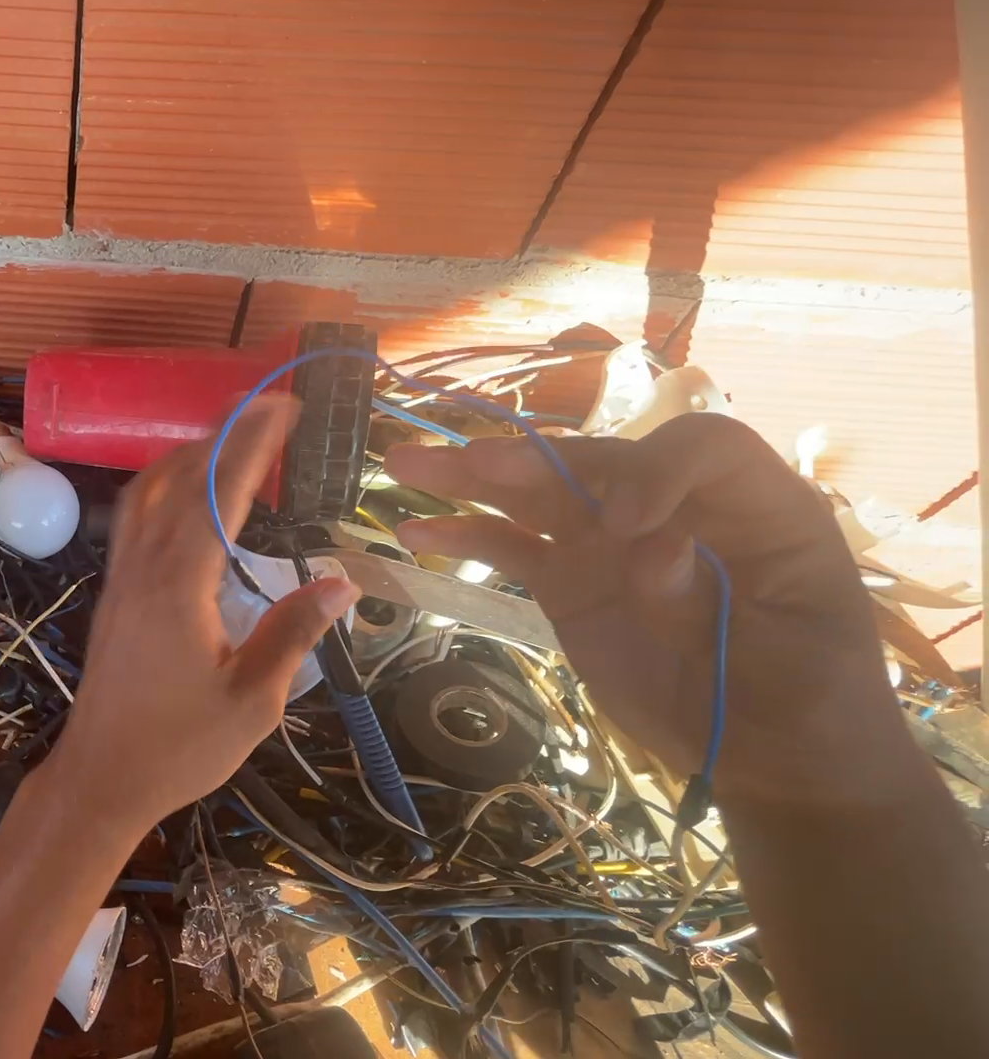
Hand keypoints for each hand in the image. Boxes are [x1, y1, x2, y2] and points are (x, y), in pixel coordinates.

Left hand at [47, 396, 359, 832]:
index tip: (281, 404)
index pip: (216, 495)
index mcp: (179, 588)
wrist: (101, 776)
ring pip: (146, 494)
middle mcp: (143, 569)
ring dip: (186, 456)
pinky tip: (186, 496)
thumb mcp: (253, 702)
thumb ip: (293, 634)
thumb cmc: (179, 749)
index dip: (250, 444)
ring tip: (230, 440)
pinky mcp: (114, 593)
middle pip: (177, 480)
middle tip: (265, 407)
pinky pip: (134, 520)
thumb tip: (343, 583)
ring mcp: (121, 578)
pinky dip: (163, 488)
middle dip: (221, 435)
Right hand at [386, 413, 904, 804]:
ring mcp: (607, 544)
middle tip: (468, 462)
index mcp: (752, 511)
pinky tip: (415, 533)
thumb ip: (705, 603)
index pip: (701, 451)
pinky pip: (509, 546)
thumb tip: (650, 547)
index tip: (623, 528)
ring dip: (469, 478)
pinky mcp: (565, 578)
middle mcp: (671, 511)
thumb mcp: (785, 667)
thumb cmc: (801, 707)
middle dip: (528, 459)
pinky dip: (463, 535)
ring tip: (404, 463)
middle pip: (594, 461)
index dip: (656, 473)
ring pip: (534, 495)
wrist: (763, 755)